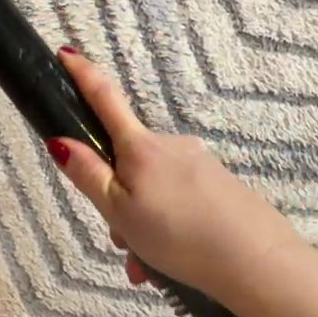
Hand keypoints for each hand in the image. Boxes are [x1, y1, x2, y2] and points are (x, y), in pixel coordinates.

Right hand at [46, 51, 303, 301]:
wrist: (258, 263)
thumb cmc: (178, 236)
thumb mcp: (119, 210)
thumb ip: (89, 175)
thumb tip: (59, 141)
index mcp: (140, 148)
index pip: (105, 99)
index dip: (82, 76)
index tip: (65, 53)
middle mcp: (170, 146)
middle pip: (126, 162)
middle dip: (116, 199)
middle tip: (123, 242)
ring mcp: (198, 164)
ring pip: (151, 189)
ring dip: (142, 223)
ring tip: (147, 264)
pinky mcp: (219, 185)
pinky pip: (177, 202)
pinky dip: (166, 228)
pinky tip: (171, 262)